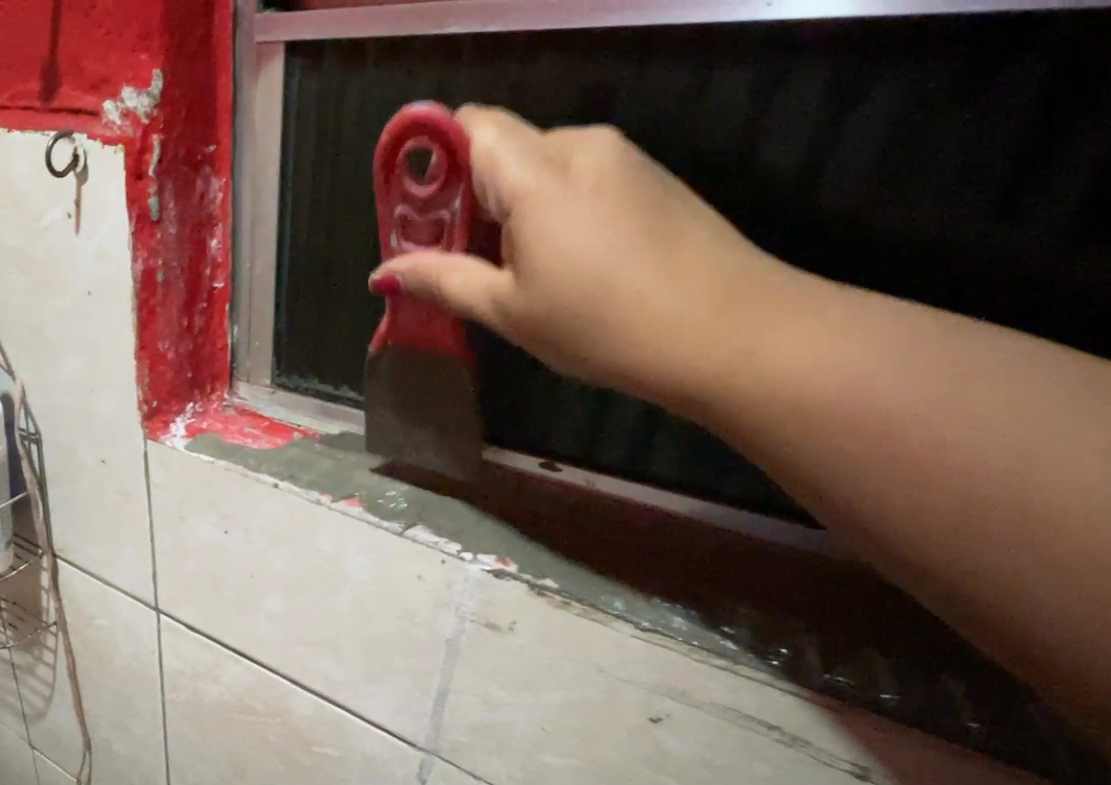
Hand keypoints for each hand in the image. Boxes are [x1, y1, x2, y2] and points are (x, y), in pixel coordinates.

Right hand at [370, 106, 794, 411]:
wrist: (728, 331)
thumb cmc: (602, 324)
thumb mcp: (509, 310)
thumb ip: (441, 281)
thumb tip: (381, 274)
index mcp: (536, 170)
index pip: (468, 126)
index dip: (431, 162)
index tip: (416, 218)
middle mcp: (578, 145)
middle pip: (501, 148)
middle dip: (467, 199)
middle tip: (457, 264)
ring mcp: (620, 159)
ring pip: (539, 167)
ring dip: (509, 211)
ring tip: (514, 277)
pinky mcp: (648, 180)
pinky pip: (577, 180)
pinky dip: (550, 213)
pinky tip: (562, 269)